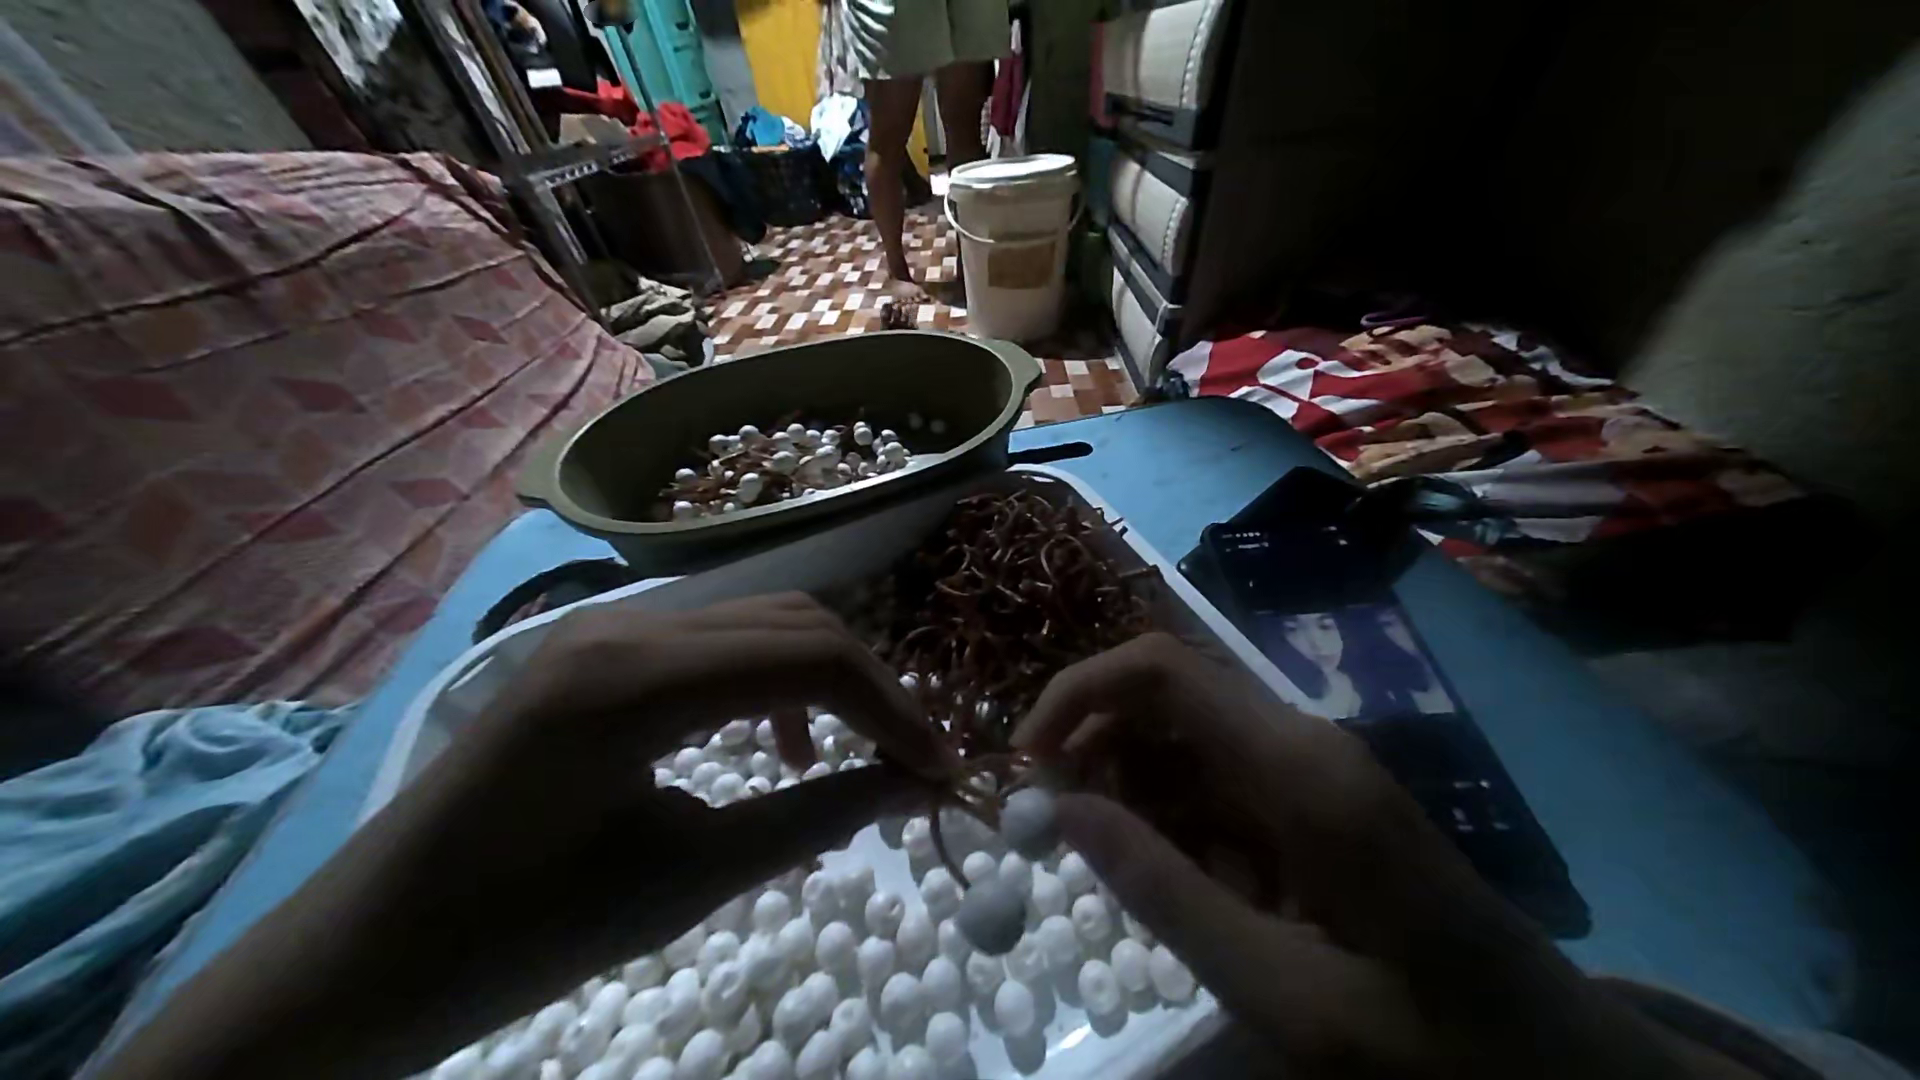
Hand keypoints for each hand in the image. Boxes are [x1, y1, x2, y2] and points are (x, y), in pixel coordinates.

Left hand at [100, 593, 951, 1079]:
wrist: (366, 953)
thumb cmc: (521, 937)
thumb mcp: (689, 882)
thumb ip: (815, 819)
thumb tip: (914, 787)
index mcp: (634, 683)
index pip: (808, 657)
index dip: (890, 708)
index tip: (937, 765)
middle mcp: (626, 626)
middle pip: (796, 621)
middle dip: (869, 686)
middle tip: (910, 756)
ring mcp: (610, 627)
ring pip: (764, 619)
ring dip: (825, 675)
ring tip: (846, 749)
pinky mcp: (604, 646)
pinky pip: (720, 637)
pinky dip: (773, 675)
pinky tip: (775, 737)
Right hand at [1013, 633, 1757, 1079]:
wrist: (1567, 1073)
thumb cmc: (1432, 1047)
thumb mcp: (1284, 993)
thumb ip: (1163, 892)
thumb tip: (1061, 808)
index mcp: (1296, 766)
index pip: (1157, 669)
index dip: (1076, 692)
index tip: (1025, 760)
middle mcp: (1296, 740)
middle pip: (1160, 696)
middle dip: (1091, 745)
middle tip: (1058, 826)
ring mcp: (1304, 764)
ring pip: (1177, 736)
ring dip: (1128, 787)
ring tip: (1126, 869)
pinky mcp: (1306, 793)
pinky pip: (1209, 777)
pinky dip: (1170, 815)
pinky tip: (1190, 882)